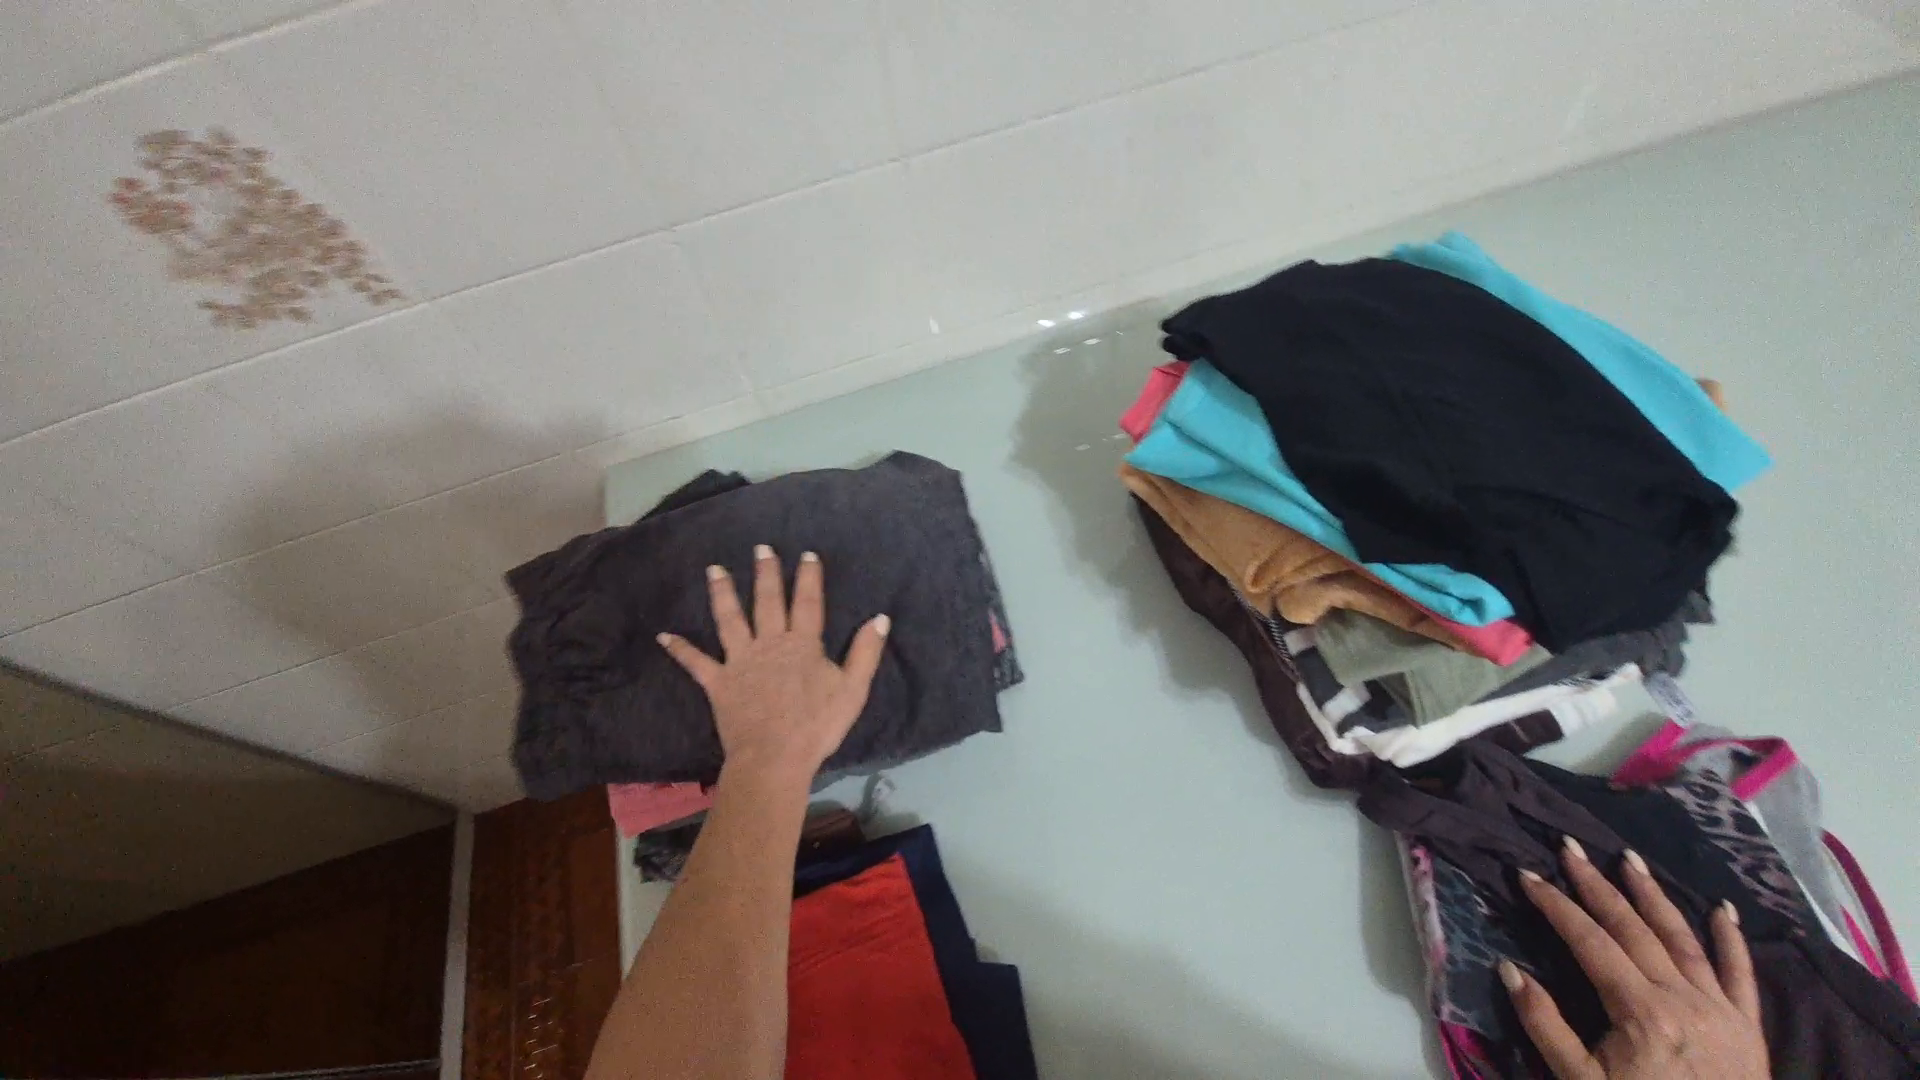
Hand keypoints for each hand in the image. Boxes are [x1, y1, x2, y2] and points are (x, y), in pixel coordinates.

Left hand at [657, 545, 888, 780]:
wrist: (774, 757)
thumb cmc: (817, 725)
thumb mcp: (853, 689)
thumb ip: (865, 652)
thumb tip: (880, 618)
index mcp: (802, 644)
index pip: (808, 603)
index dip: (808, 578)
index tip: (806, 555)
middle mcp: (769, 644)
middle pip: (767, 602)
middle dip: (766, 574)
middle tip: (760, 548)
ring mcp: (740, 661)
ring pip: (730, 620)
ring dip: (722, 594)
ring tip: (715, 570)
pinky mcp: (718, 683)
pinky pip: (696, 663)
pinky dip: (680, 649)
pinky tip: (664, 636)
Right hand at [1501, 838, 1768, 1078]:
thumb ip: (1544, 1024)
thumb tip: (1508, 968)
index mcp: (1640, 1012)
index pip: (1589, 940)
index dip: (1555, 904)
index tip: (1526, 874)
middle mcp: (1683, 1001)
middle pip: (1633, 928)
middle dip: (1597, 884)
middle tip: (1570, 847)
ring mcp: (1722, 1012)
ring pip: (1683, 939)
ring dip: (1652, 895)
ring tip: (1629, 858)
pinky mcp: (1749, 1029)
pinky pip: (1742, 977)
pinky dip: (1732, 940)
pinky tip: (1722, 909)